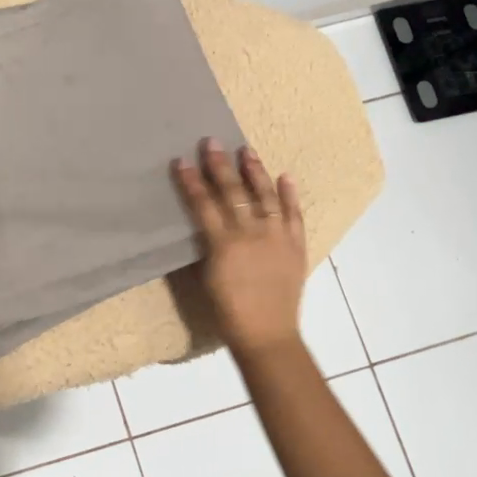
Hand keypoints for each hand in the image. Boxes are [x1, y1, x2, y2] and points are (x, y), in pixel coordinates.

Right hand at [172, 139, 306, 354]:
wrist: (266, 334)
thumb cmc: (227, 311)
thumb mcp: (206, 276)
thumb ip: (207, 245)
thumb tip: (204, 221)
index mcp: (224, 243)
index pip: (203, 204)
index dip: (191, 182)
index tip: (181, 161)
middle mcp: (251, 234)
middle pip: (233, 193)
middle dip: (220, 166)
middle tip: (210, 142)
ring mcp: (277, 238)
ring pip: (265, 197)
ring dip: (255, 172)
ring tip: (246, 150)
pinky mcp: (295, 246)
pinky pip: (293, 215)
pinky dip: (289, 195)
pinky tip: (284, 177)